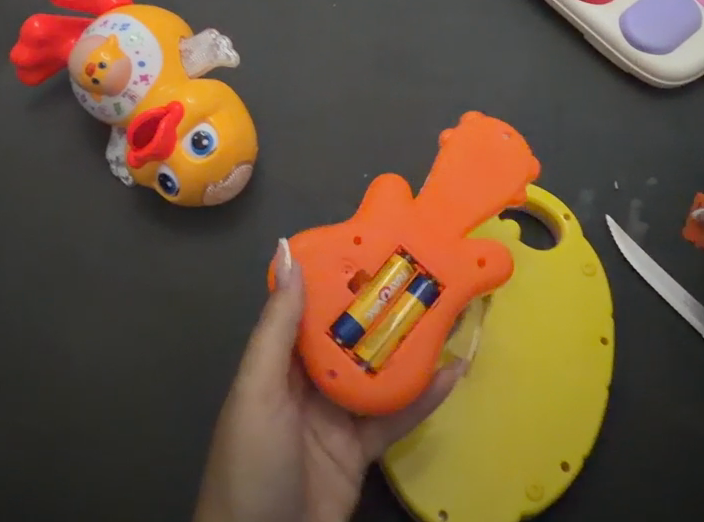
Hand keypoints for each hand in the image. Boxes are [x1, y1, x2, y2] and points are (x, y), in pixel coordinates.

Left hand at [194, 240, 462, 521]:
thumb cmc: (251, 463)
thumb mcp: (259, 390)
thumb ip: (278, 325)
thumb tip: (287, 252)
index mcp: (277, 361)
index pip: (310, 306)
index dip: (339, 274)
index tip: (374, 240)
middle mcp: (307, 381)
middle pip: (350, 335)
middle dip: (383, 306)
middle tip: (424, 271)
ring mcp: (336, 416)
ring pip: (379, 370)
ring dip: (411, 346)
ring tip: (449, 311)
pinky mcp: (361, 450)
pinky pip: (396, 415)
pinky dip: (423, 396)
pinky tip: (452, 373)